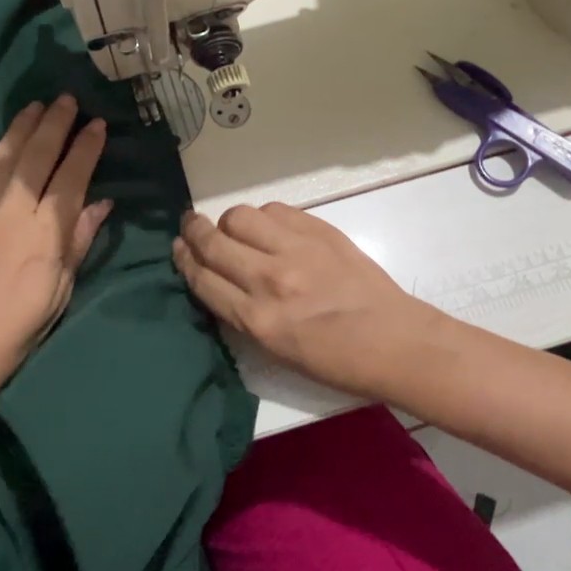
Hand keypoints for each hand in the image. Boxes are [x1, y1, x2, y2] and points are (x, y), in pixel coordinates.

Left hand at [0, 95, 112, 397]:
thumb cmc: (18, 327)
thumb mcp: (61, 290)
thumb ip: (78, 242)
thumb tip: (102, 202)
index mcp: (46, 233)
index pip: (72, 177)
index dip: (86, 148)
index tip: (97, 124)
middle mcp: (12, 213)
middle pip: (38, 157)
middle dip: (55, 124)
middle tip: (67, 99)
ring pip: (2, 158)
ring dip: (21, 128)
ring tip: (35, 105)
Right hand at [173, 204, 443, 399]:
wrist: (393, 341)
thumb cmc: (335, 360)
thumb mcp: (276, 351)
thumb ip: (241, 313)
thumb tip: (217, 280)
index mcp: (257, 320)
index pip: (203, 279)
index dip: (184, 261)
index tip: (177, 248)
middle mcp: (270, 279)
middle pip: (213, 241)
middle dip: (194, 231)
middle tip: (190, 226)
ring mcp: (296, 250)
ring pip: (240, 216)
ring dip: (230, 223)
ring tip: (237, 232)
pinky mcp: (319, 230)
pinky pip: (275, 209)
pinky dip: (264, 217)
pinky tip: (269, 228)